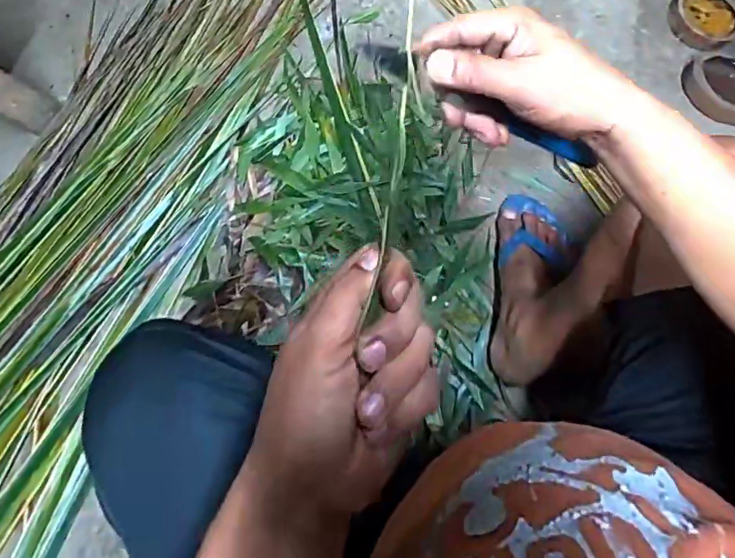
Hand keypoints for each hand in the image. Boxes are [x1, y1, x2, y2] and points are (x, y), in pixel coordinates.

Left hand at [216, 246, 438, 550]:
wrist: (314, 487)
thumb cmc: (303, 409)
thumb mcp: (317, 345)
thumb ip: (347, 294)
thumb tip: (375, 248)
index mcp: (343, 308)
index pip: (385, 266)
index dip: (397, 277)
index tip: (393, 298)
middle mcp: (372, 328)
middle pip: (413, 304)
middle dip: (391, 339)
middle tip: (364, 363)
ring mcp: (393, 364)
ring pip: (425, 348)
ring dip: (393, 385)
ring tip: (363, 412)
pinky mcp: (411, 398)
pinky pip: (431, 385)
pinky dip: (404, 410)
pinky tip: (377, 429)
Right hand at [415, 7, 647, 145]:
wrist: (610, 122)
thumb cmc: (569, 92)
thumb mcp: (518, 82)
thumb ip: (473, 72)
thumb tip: (430, 63)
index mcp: (508, 25)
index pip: (458, 28)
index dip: (434, 47)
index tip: (412, 70)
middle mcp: (504, 41)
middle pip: (459, 63)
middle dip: (460, 97)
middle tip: (462, 122)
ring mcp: (508, 66)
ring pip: (469, 88)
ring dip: (474, 115)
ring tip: (492, 134)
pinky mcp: (512, 89)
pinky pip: (484, 102)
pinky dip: (487, 121)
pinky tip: (499, 136)